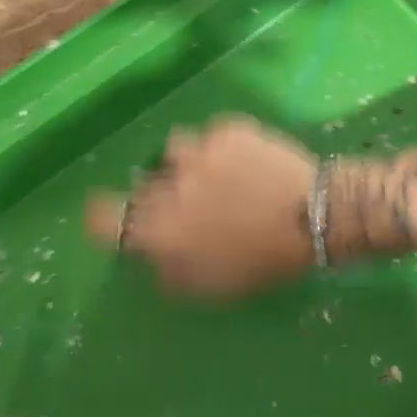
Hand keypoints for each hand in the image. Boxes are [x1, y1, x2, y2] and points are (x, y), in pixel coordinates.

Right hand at [85, 116, 318, 297]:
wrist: (314, 216)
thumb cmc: (263, 261)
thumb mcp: (208, 286)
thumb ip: (168, 269)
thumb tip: (151, 253)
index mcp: (159, 231)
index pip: (103, 218)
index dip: (102, 215)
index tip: (110, 212)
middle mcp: (170, 187)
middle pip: (144, 182)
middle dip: (158, 191)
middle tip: (188, 199)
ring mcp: (200, 153)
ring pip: (175, 149)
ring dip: (187, 161)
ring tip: (214, 171)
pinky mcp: (229, 130)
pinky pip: (213, 134)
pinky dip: (222, 145)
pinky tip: (245, 158)